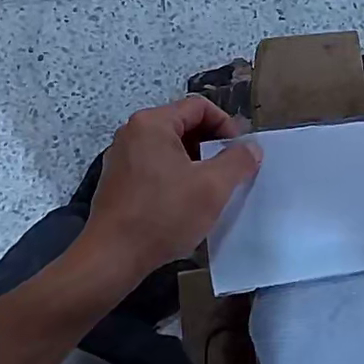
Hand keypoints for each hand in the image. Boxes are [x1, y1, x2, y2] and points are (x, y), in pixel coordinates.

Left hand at [64, 96, 260, 293]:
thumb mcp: (212, 187)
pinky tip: (185, 202)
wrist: (112, 256)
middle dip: (211, 144)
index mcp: (152, 123)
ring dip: (195, 161)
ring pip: (169, 147)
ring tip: (211, 188)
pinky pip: (153, 165)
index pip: (199, 107)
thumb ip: (237, 161)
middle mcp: (132, 132)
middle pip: (182, 124)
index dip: (226, 125)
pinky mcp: (117, 180)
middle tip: (230, 170)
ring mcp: (121, 156)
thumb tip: (251, 148)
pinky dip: (174, 175)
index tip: (240, 151)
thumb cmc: (163, 215)